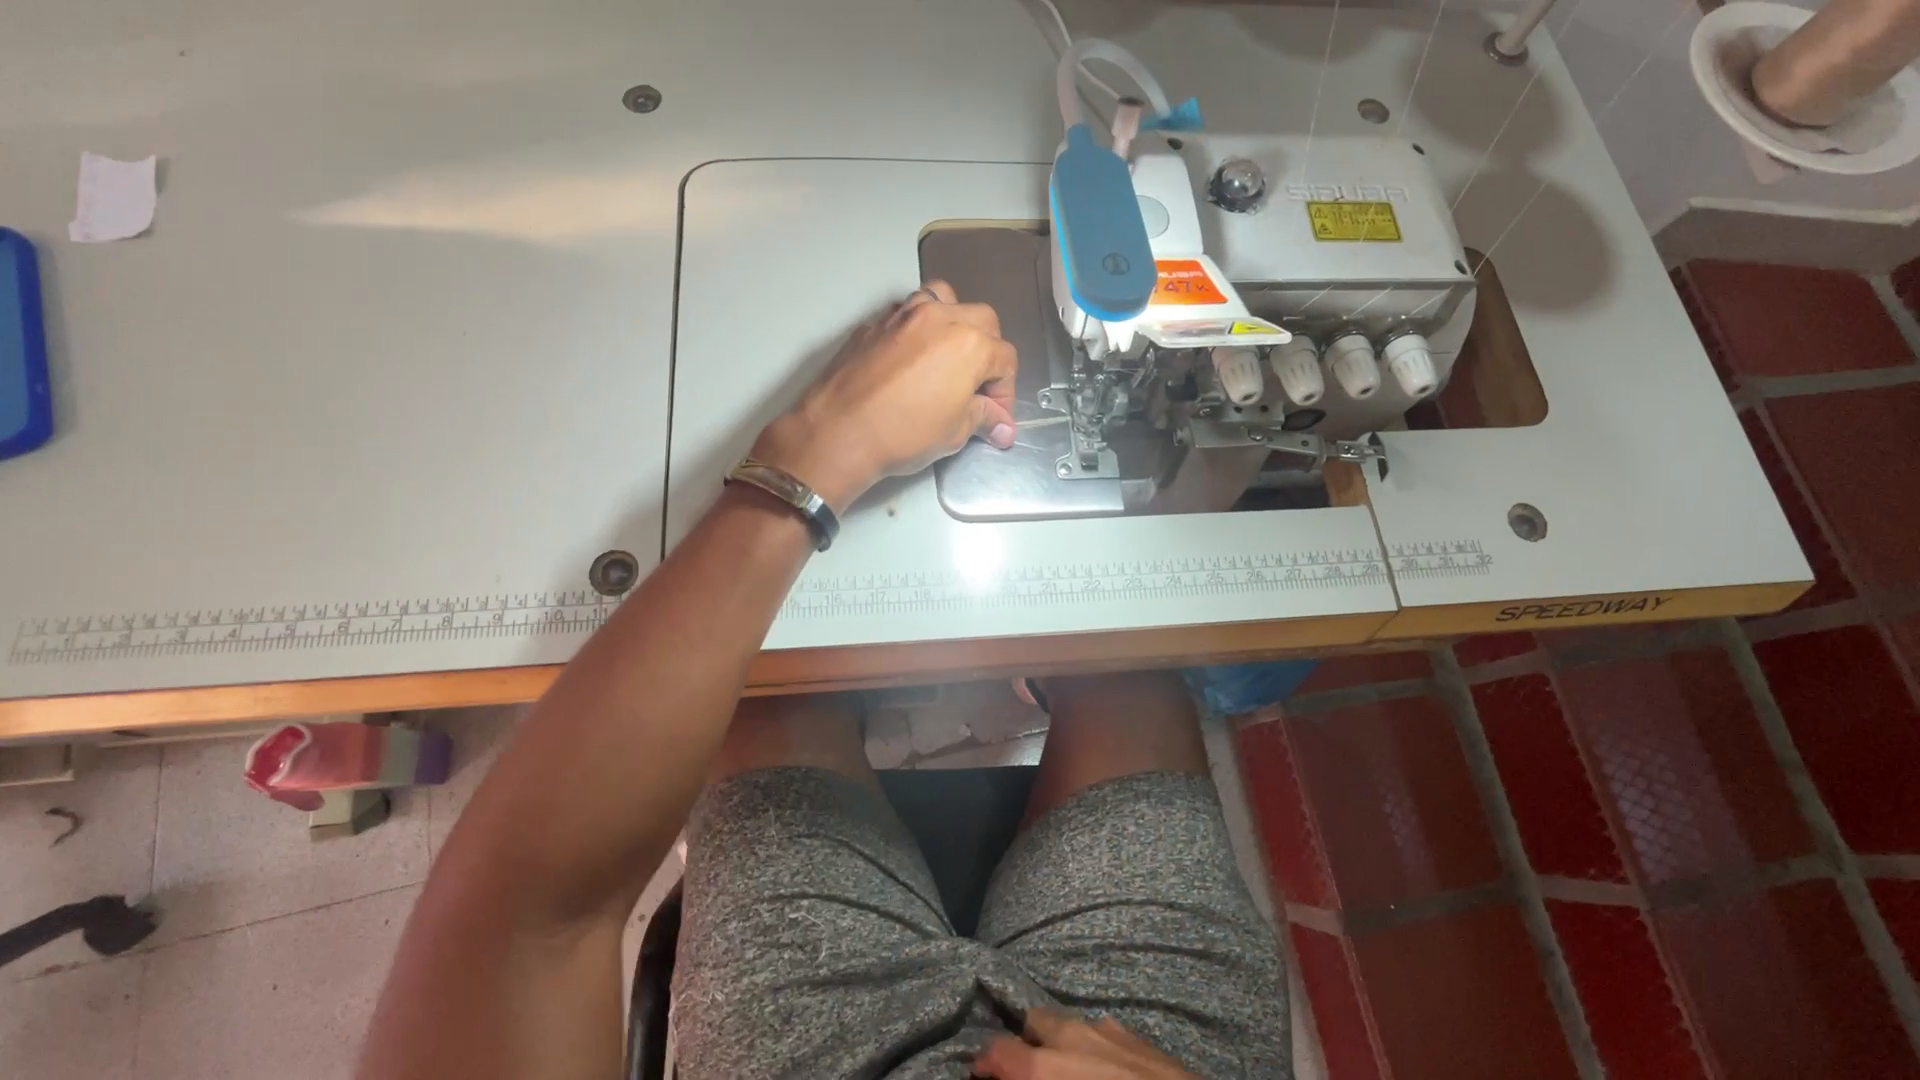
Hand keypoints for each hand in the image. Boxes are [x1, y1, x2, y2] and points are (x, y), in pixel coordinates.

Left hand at [750, 280, 1016, 510]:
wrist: (838, 433)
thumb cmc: (903, 435)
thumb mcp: (954, 432)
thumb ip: (983, 418)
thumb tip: (1002, 427)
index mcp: (969, 344)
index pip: (1005, 360)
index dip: (1005, 391)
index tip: (996, 415)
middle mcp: (939, 318)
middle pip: (981, 320)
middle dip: (987, 350)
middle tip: (976, 385)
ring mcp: (903, 315)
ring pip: (942, 299)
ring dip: (953, 321)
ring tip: (947, 354)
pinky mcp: (873, 324)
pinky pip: (905, 314)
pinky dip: (916, 329)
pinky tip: (910, 359)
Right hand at [972, 1008, 1196, 1079]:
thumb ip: (1031, 1077)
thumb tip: (1009, 1074)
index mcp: (1046, 1064)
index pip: (997, 1052)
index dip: (983, 1064)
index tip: (979, 1076)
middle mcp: (1072, 1036)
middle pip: (1034, 1022)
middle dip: (1026, 1044)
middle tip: (1026, 1073)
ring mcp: (1108, 1030)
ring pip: (1071, 1023)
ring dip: (1061, 1043)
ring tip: (1067, 1071)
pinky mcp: (1139, 1036)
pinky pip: (1104, 1032)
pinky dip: (1094, 1048)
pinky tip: (1105, 1071)